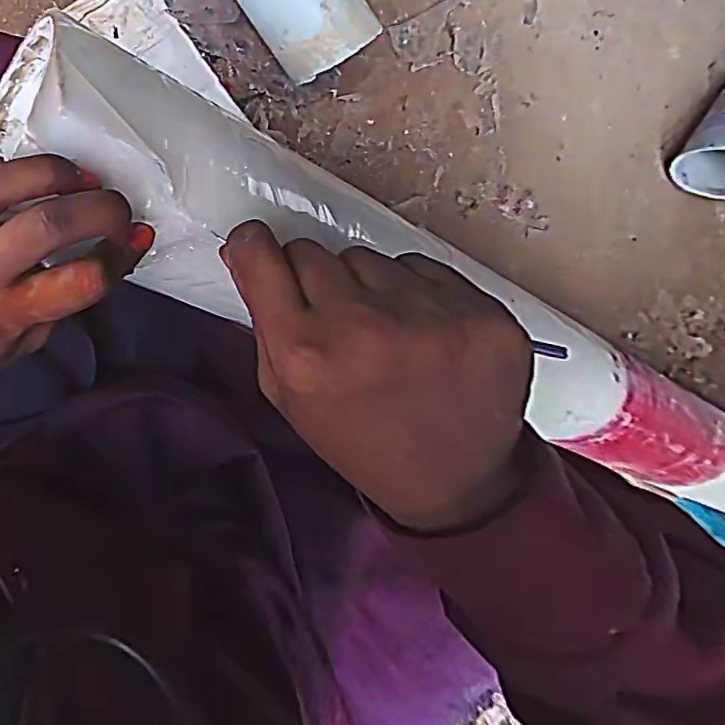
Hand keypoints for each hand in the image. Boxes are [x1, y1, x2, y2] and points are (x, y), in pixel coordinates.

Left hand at [0, 149, 153, 383]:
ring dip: (44, 172)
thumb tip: (133, 238)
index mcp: (6, 313)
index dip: (116, 257)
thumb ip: (81, 291)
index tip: (129, 241)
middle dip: (94, 210)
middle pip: (38, 226)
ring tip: (75, 177)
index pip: (74, 282)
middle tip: (115, 209)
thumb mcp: (42, 334)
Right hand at [220, 220, 532, 530]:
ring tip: (378, 331)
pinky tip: (416, 330)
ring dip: (362, 285)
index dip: (252, 246)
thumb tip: (246, 256)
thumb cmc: (357, 438)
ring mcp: (427, 314)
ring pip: (364, 257)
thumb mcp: (286, 394)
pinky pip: (418, 266)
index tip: (256, 245)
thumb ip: (262, 324)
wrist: (454, 480)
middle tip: (328, 317)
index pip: (261, 258)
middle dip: (309, 278)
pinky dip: (410, 291)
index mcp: (305, 352)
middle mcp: (362, 325)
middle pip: (310, 252)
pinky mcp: (478, 311)